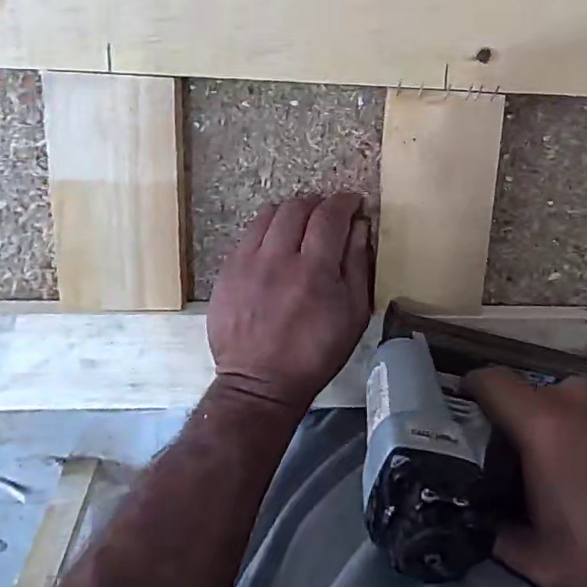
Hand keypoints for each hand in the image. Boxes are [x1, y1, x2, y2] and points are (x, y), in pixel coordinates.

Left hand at [208, 193, 372, 410]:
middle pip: (298, 206)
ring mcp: (247, 263)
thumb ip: (359, 263)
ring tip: (302, 227)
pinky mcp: (226, 271)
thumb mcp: (354, 312)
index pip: (330, 214)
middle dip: (319, 204)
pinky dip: (268, 230)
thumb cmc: (316, 351)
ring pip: (270, 213)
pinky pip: (249, 233)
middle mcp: (278, 258)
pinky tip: (277, 247)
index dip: (345, 201)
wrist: (259, 384)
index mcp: (314, 270)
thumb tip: (359, 225)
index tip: (354, 202)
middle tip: (329, 216)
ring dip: (292, 212)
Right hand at [467, 371, 586, 586]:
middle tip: (541, 479)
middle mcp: (581, 392)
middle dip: (529, 432)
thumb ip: (502, 536)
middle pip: (536, 399)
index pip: (491, 381)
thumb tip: (482, 521)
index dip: (472, 392)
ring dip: (572, 430)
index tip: (466, 413)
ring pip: (577, 402)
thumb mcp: (552, 567)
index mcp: (547, 425)